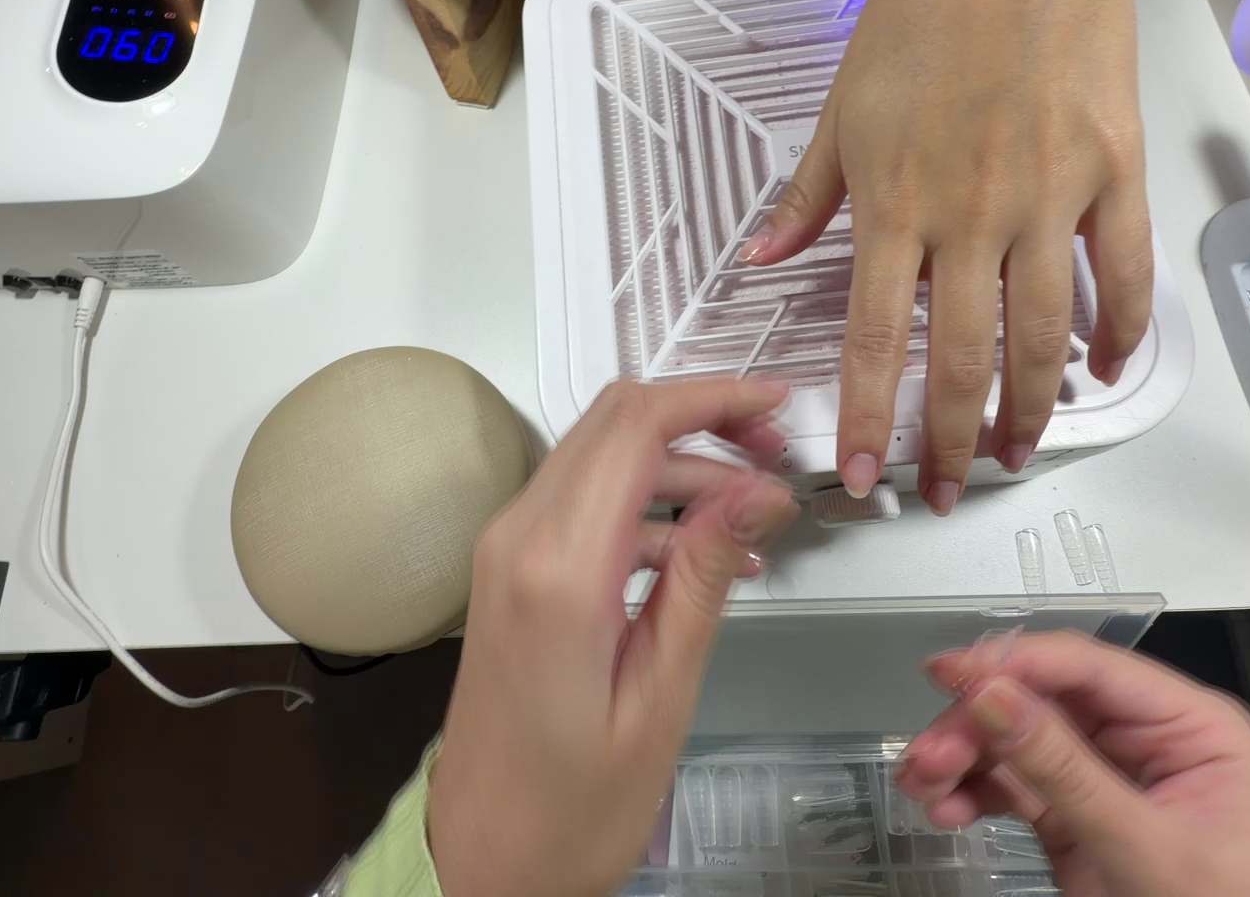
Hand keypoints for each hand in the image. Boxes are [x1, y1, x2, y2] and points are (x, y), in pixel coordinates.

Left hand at [427, 378, 800, 896]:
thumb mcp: (659, 695)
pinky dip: (647, 500)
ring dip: (679, 462)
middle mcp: (519, 535)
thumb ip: (704, 577)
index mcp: (558, 567)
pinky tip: (698, 546)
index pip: (636, 426)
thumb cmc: (566, 807)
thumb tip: (753, 492)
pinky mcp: (513, 562)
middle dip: (701, 418)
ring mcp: (509, 544)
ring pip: (603, 452)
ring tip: (749, 511)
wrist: (478, 855)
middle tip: (768, 452)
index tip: (771, 403)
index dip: (712, 398)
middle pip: (615, 420)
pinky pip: (586, 497)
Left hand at [738, 0, 1153, 511]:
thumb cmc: (918, 11)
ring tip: (1013, 453)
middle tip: (946, 487)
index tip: (864, 472)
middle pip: (962, 359)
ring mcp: (1049, 196)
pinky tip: (1102, 371)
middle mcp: (971, 214)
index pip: (871, 341)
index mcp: (892, 205)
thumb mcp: (839, 111)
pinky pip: (1122, 269)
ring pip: (1044, 335)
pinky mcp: (1113, 168)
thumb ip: (804, 201)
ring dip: (1029, 408)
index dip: (866, 417)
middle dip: (951, 439)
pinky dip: (1119, 328)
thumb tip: (762, 261)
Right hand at [895, 632, 1249, 896]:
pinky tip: (944, 808)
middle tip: (928, 755)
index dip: (1013, 664)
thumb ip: (1066, 772)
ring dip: (960, 756)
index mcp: (1187, 724)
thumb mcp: (1149, 854)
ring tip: (922, 785)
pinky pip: (1005, 777)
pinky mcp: (1067, 803)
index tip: (948, 674)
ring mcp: (1099, 766)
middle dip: (974, 724)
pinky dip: (968, 788)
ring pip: (1008, 733)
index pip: (1086, 667)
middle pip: (1034, 698)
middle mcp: (1139, 732)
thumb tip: (989, 695)